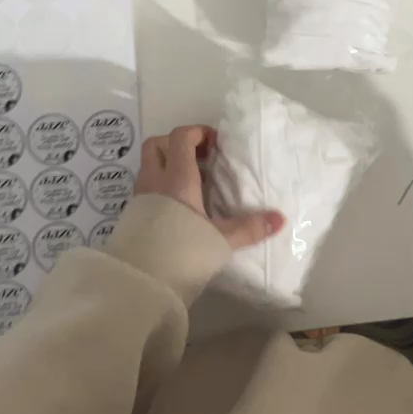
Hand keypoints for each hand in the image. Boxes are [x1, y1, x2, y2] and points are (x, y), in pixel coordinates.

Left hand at [136, 125, 284, 250]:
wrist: (142, 280)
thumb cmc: (182, 251)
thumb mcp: (221, 239)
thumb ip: (249, 228)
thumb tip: (279, 219)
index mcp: (177, 178)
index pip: (181, 138)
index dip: (197, 133)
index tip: (216, 144)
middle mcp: (154, 181)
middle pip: (157, 145)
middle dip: (176, 144)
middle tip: (200, 159)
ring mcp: (140, 197)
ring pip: (149, 166)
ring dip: (167, 166)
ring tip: (192, 184)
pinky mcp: (133, 215)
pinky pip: (146, 188)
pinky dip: (161, 187)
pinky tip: (178, 207)